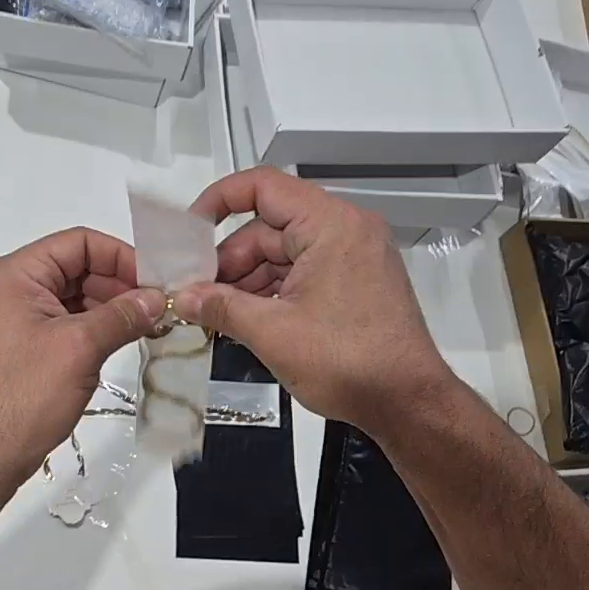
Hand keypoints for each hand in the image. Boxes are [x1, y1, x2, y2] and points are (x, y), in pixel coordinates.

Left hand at [0, 228, 166, 491]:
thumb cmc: (25, 395)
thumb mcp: (80, 348)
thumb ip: (122, 315)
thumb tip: (157, 298)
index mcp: (17, 275)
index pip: (79, 243)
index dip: (121, 256)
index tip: (156, 281)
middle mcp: (14, 289)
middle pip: (78, 267)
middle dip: (120, 283)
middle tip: (160, 306)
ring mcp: (18, 319)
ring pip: (75, 297)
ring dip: (112, 307)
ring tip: (150, 324)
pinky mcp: (25, 347)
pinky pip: (67, 323)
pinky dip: (97, 327)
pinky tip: (125, 340)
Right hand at [175, 168, 454, 431]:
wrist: (408, 402)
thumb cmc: (346, 362)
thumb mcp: (272, 333)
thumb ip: (221, 307)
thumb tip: (181, 297)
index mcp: (330, 225)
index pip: (264, 187)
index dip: (219, 200)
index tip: (189, 231)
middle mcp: (346, 230)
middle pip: (270, 226)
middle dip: (230, 260)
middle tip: (196, 294)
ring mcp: (353, 257)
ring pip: (284, 254)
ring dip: (248, 281)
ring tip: (216, 314)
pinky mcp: (355, 283)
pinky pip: (303, 273)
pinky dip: (273, 292)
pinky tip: (246, 320)